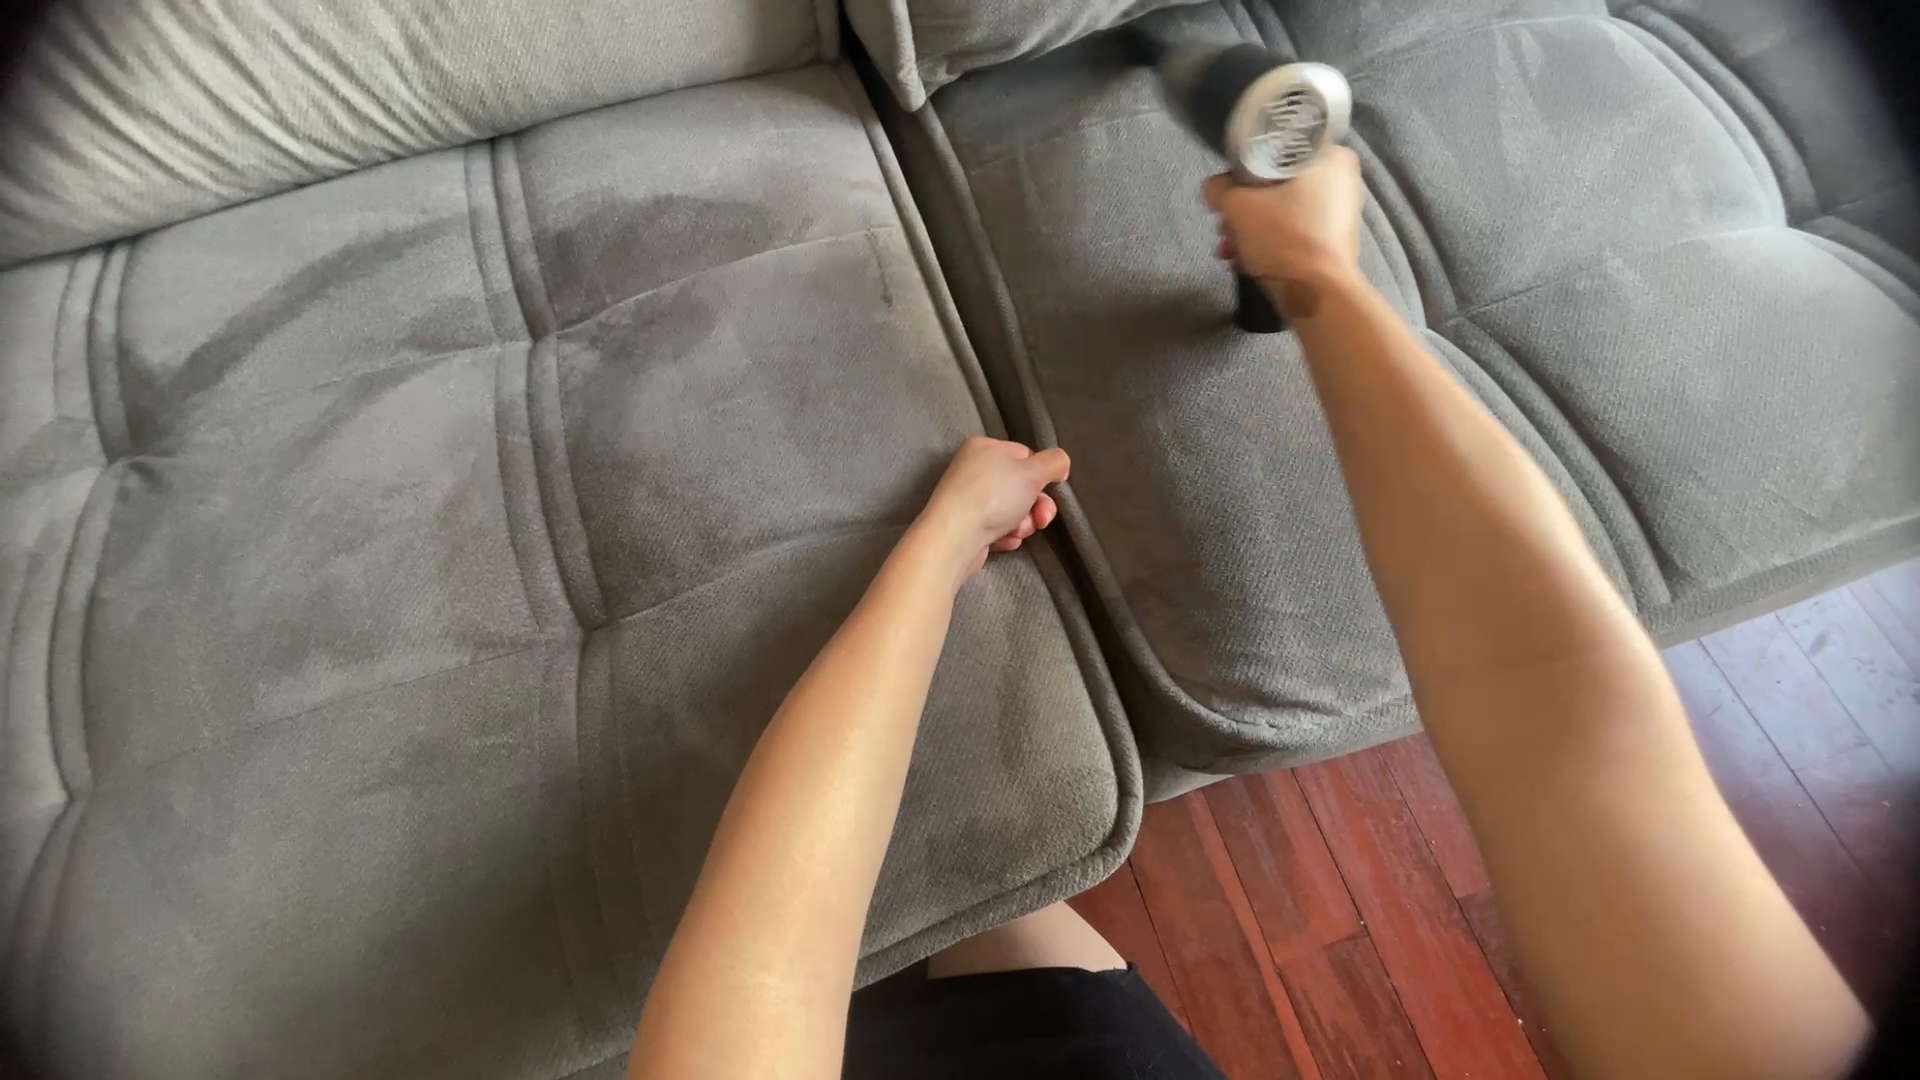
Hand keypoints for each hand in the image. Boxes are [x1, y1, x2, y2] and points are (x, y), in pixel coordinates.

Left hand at [915, 436, 1070, 581]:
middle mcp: (974, 470)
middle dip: (1036, 506)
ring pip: (1013, 510)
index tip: (1049, 489)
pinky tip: (1002, 540)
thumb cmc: (994, 496)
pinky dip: (1005, 535)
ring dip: (1023, 523)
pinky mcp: (967, 526)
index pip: (1025, 456)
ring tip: (1015, 531)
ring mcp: (969, 500)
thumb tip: (1060, 465)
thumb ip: (1054, 462)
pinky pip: (997, 528)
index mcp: (984, 448)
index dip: (1040, 476)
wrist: (955, 537)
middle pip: (1021, 487)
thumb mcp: (1033, 471)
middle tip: (1041, 519)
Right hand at [1204, 146, 1363, 300]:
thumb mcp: (1239, 207)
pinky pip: (1292, 232)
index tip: (1227, 197)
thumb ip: (1219, 190)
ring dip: (1249, 231)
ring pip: (1280, 212)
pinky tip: (1247, 261)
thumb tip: (1212, 188)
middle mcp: (1340, 179)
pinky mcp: (1332, 241)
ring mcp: (1339, 212)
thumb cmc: (1284, 238)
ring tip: (1229, 251)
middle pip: (1275, 187)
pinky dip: (1268, 244)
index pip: (1276, 151)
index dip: (1244, 174)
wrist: (1316, 292)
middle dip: (1242, 211)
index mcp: (1329, 156)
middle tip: (1224, 229)